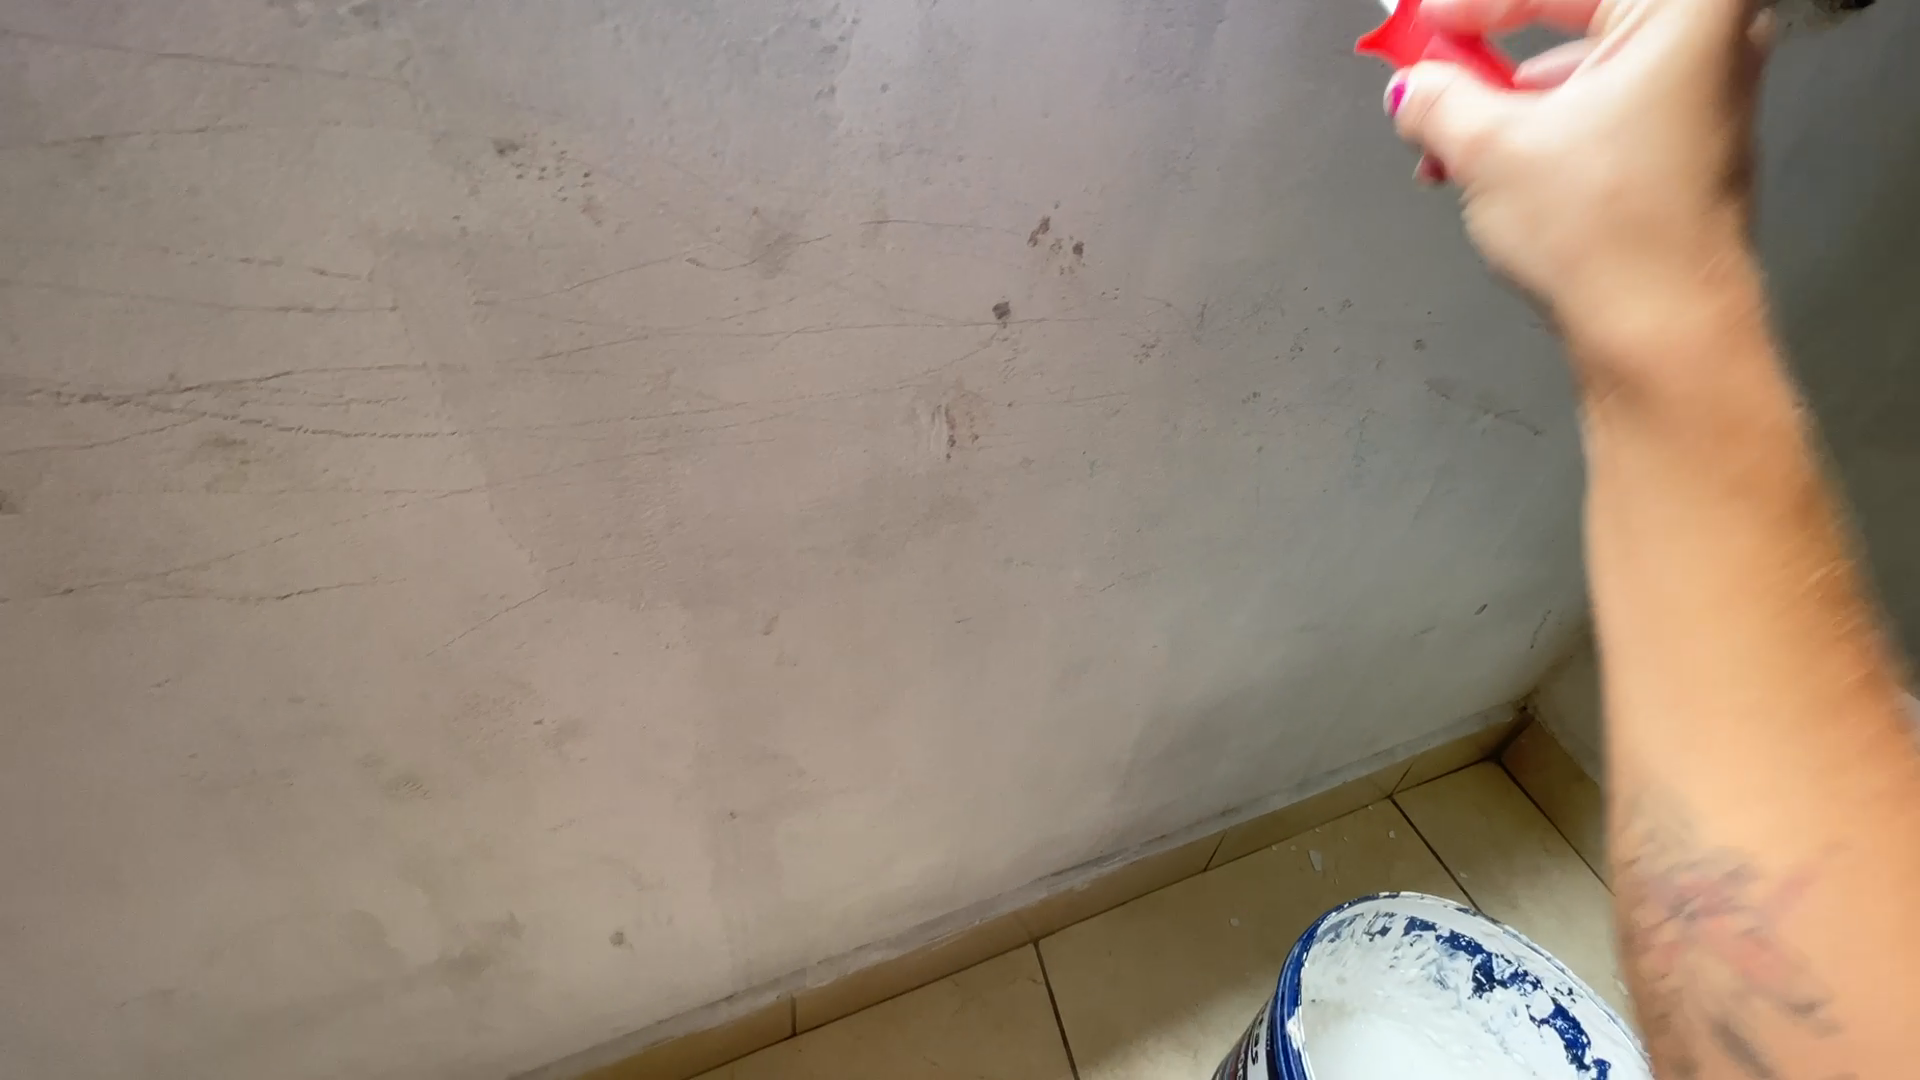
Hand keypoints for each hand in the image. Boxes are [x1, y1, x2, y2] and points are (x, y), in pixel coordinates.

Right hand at [1387, 0, 1770, 362]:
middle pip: (1568, 19)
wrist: (1653, 318)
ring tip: (1440, 155)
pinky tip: (1482, 172)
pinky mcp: (1670, 141)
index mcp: (1679, 6)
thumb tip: (1408, 86)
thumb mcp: (1490, 150)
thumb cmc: (1593, 221)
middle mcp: (1702, 34)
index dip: (1473, 3)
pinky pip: (1585, 111)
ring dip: (1495, 107)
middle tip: (1424, 82)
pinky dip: (1527, 133)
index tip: (1416, 25)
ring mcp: (1691, 90)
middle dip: (1483, 58)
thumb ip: (1439, 103)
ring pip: (1569, 73)